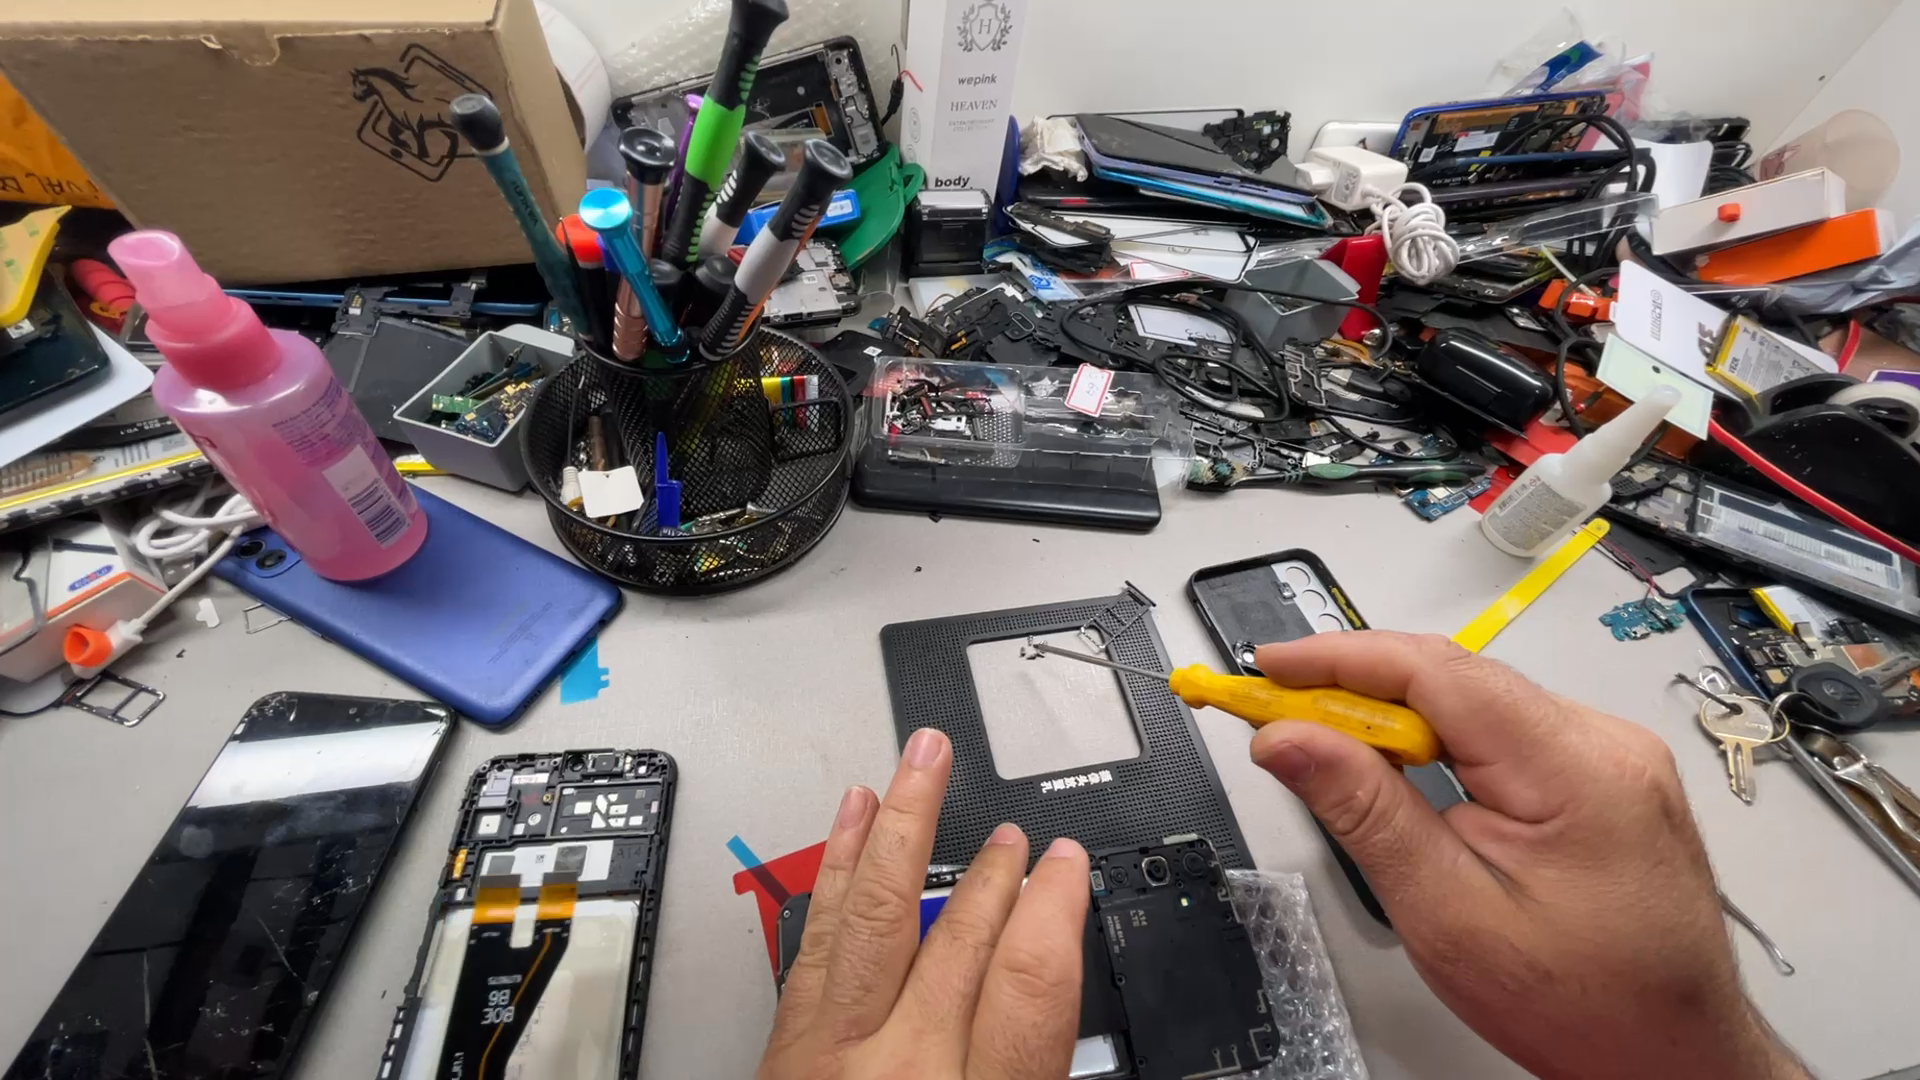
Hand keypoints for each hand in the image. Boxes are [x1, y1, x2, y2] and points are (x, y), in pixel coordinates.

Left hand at [758, 727, 1092, 1079]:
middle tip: (1018, 833)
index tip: (1068, 865)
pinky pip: (816, 932)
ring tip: (921, 762)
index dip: (1053, 910)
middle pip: (952, 938)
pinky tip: (848, 813)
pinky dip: (834, 861)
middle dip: (992, 872)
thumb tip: (1062, 1008)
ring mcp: (827, 1051)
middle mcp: (893, 1072)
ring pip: (872, 908)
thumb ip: (1032, 1070)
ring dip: (900, 822)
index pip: (1025, 990)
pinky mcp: (787, 1040)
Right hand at [1248, 631, 1807, 1079]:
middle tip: (1272, 700)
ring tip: (1314, 728)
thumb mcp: (1444, 912)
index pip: (1436, 672)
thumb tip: (1281, 738)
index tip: (1268, 666)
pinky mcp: (1584, 762)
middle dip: (1347, 679)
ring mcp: (1597, 746)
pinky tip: (1382, 753)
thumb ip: (1362, 812)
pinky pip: (1480, 717)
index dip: (1339, 658)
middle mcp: (1596, 738)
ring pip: (1458, 691)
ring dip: (1377, 703)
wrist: (1672, 1058)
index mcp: (1575, 771)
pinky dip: (1415, 725)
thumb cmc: (1572, 1002)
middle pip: (1445, 673)